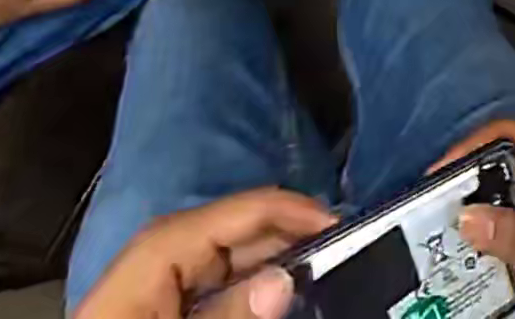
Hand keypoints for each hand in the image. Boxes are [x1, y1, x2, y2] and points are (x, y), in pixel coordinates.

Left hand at [74, 188, 335, 318]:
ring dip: (280, 263)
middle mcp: (174, 241)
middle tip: (344, 256)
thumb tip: (285, 280)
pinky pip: (226, 277)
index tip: (345, 228)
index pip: (251, 207)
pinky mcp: (170, 294)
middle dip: (296, 239)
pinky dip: (255, 285)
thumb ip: (227, 316)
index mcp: (169, 240)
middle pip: (251, 228)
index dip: (301, 212)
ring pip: (242, 254)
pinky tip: (280, 296)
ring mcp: (171, 268)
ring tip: (323, 274)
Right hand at [438, 121, 514, 318]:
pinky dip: (489, 245)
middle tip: (431, 212)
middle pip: (501, 167)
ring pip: (503, 202)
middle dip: (468, 185)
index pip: (509, 136)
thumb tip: (465, 216)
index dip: (472, 148)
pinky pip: (510, 234)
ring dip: (476, 219)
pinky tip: (468, 263)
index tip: (438, 176)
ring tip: (440, 238)